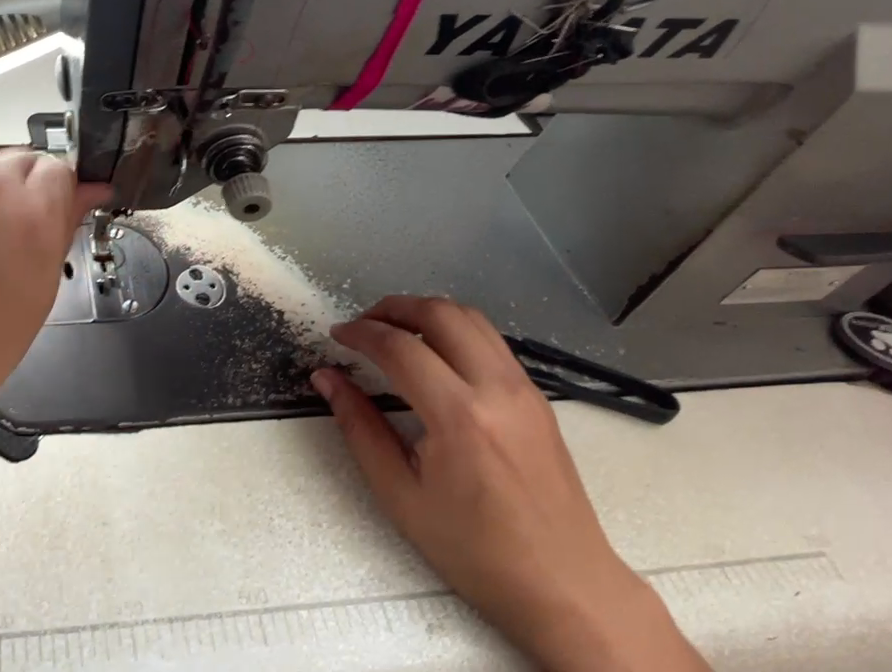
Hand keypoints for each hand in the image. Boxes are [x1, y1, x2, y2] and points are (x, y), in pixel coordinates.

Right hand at [311, 297, 708, 671]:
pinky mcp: (538, 398)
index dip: (360, 333)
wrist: (565, 585)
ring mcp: (524, 389)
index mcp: (459, 417)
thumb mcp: (401, 495)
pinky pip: (491, 341)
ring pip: (471, 318)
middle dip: (393, 308)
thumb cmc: (475, 550)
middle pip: (440, 313)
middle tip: (362, 325)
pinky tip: (433, 356)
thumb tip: (327, 379)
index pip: (400, 347)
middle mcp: (497, 389)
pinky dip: (454, 331)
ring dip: (426, 312)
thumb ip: (360, 428)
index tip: (336, 336)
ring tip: (394, 332)